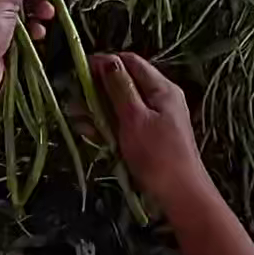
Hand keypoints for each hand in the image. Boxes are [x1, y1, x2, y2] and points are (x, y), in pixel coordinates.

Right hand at [91, 52, 214, 213]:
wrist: (179, 194)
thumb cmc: (157, 155)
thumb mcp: (134, 118)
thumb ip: (119, 88)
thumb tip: (107, 60)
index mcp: (161, 89)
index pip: (130, 62)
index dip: (104, 63)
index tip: (79, 70)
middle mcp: (159, 99)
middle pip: (124, 83)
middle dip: (97, 90)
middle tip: (74, 98)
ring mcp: (154, 119)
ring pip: (120, 105)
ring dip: (97, 110)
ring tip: (76, 118)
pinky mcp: (148, 137)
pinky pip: (124, 124)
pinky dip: (107, 126)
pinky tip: (89, 134)